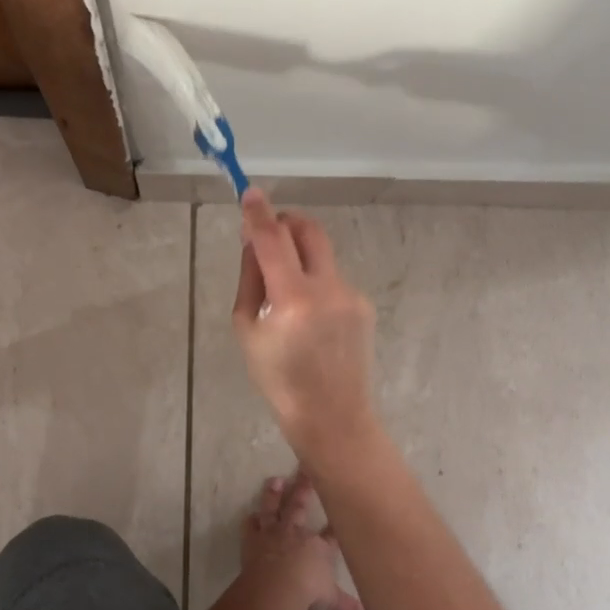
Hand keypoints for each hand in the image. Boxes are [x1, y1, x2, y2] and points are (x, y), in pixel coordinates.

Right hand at [233, 189, 379, 457]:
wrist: (332, 417)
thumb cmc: (278, 379)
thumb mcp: (247, 329)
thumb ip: (251, 280)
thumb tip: (254, 245)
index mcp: (293, 299)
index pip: (273, 240)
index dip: (259, 213)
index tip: (249, 193)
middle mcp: (328, 289)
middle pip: (309, 231)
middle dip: (285, 221)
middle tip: (266, 234)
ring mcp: (351, 295)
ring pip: (320, 254)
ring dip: (297, 255)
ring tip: (282, 293)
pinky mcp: (363, 304)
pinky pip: (331, 276)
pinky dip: (312, 280)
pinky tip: (306, 316)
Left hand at [243, 473, 365, 609]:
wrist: (277, 586)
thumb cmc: (308, 591)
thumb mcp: (331, 600)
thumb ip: (347, 606)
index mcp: (318, 547)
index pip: (330, 534)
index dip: (334, 524)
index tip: (339, 509)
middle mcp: (295, 533)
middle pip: (299, 506)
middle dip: (303, 488)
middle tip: (304, 470)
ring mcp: (272, 533)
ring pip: (272, 508)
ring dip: (273, 493)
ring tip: (275, 480)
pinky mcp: (253, 539)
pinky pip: (250, 526)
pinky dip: (251, 520)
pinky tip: (251, 515)